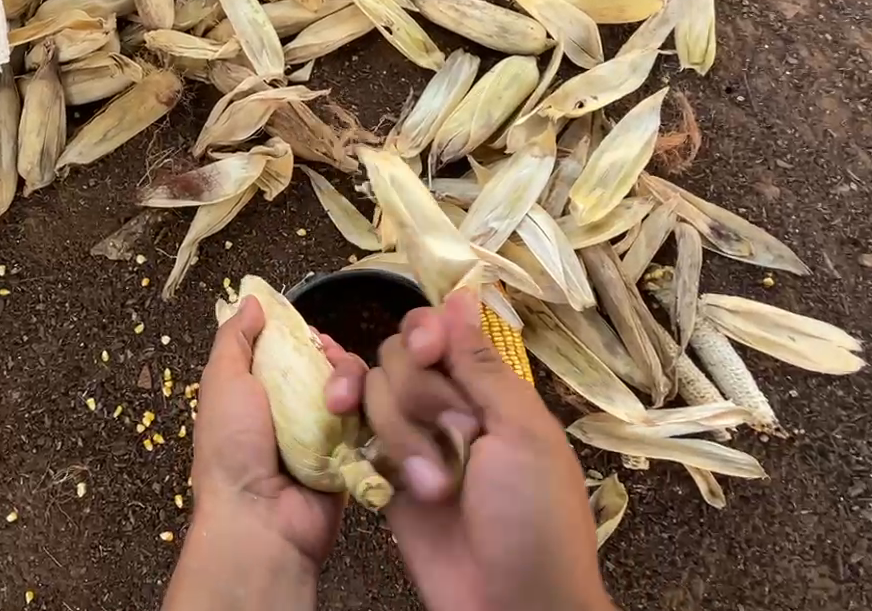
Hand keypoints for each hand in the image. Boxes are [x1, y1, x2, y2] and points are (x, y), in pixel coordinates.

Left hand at [163, 296, 367, 610]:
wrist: (260, 519)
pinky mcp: (354, 453)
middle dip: (330, 353)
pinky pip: (372, 419)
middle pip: (326, 360)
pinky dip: (371, 409)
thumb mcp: (221, 380)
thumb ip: (235, 337)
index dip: (302, 332)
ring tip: (339, 397)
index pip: (290, 345)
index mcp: (259, 386)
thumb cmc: (232, 446)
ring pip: (353, 384)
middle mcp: (293, 404)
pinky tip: (367, 409)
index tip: (309, 331)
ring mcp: (325, 430)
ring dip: (349, 380)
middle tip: (328, 358)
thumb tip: (252, 299)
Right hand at [357, 290, 612, 610]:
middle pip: (398, 357)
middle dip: (419, 397)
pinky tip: (337, 415)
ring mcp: (409, 436)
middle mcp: (444, 403)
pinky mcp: (379, 469)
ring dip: (400, 435)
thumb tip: (462, 293)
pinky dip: (343, 419)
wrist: (510, 609)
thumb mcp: (522, 434)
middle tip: (456, 438)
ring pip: (374, 391)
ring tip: (432, 487)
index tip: (429, 353)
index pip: (437, 330)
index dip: (425, 333)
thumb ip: (481, 365)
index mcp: (486, 388)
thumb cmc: (534, 519)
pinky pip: (350, 426)